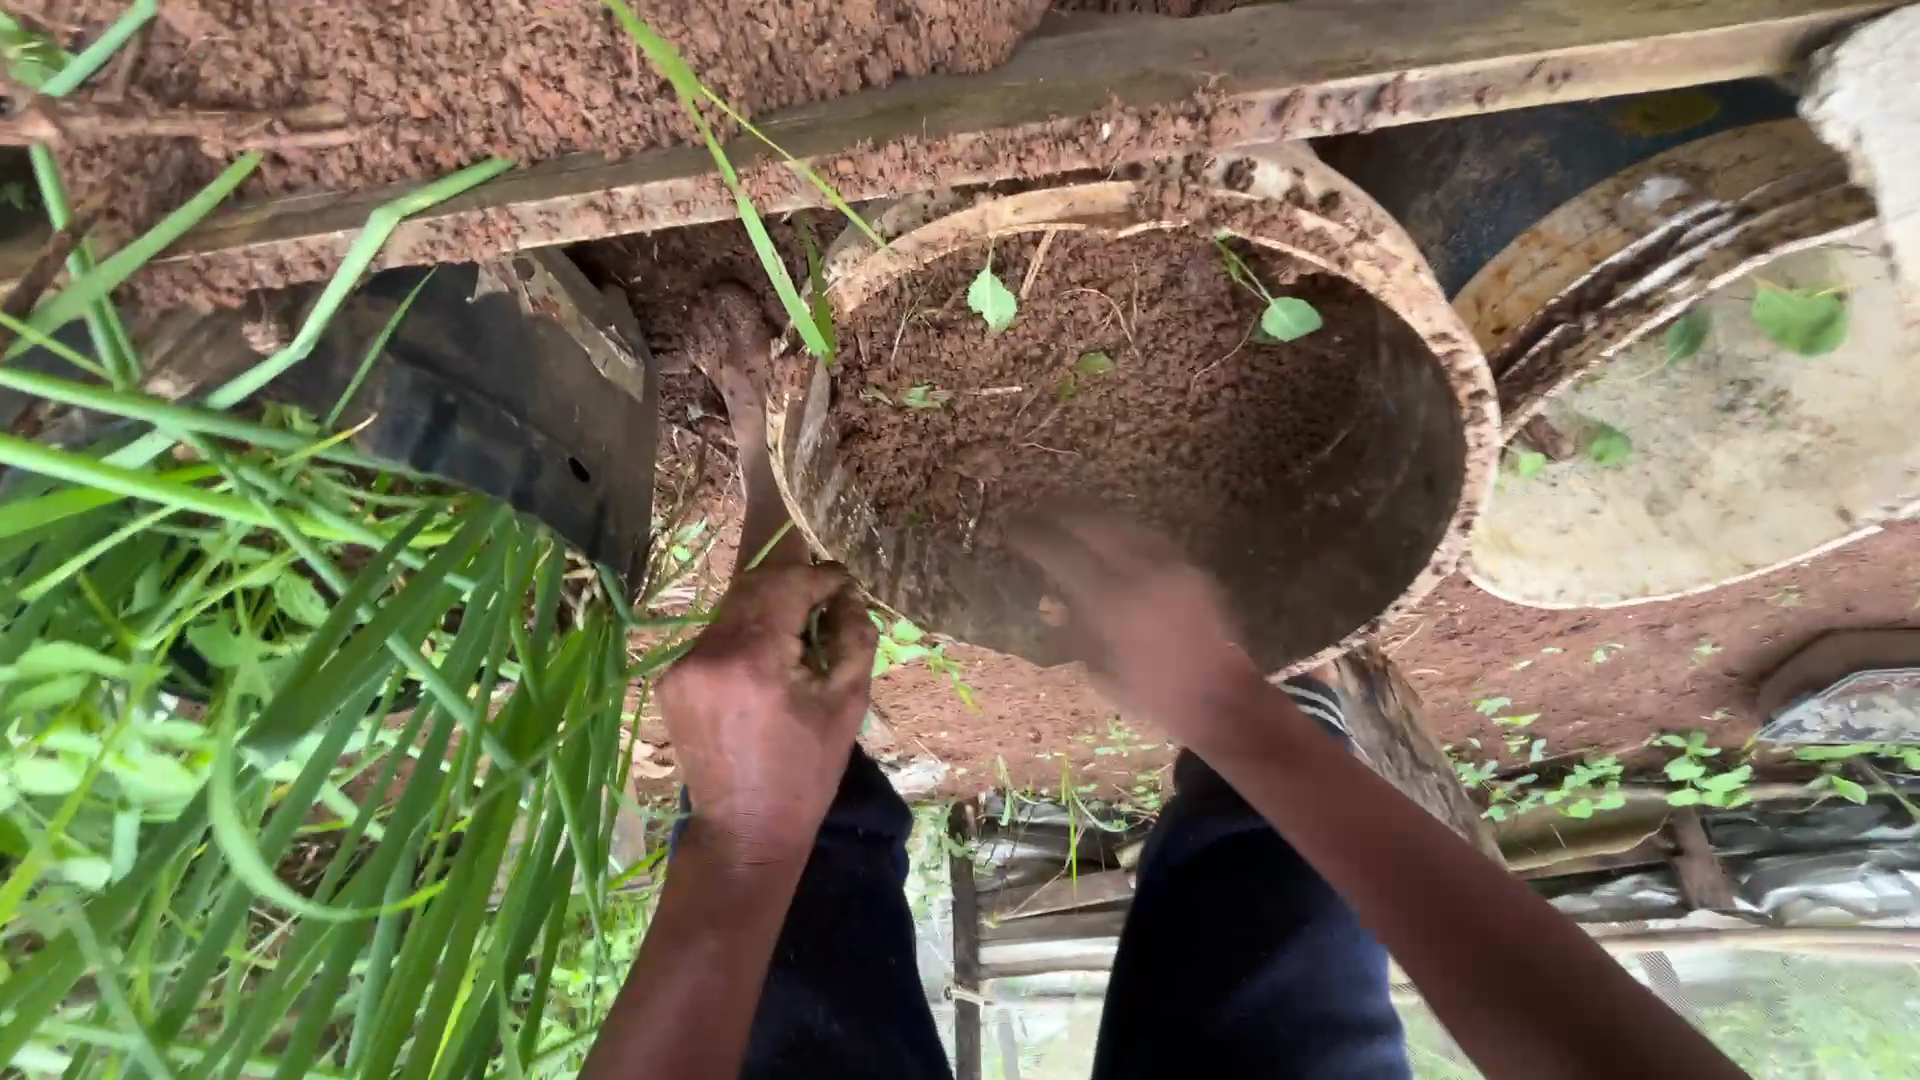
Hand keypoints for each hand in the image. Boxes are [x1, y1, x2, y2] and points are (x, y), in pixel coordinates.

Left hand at [657, 562, 877, 866]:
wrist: (746, 828)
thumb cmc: (806, 771)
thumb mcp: (848, 703)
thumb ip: (855, 637)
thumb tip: (848, 596)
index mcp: (753, 660)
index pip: (786, 586)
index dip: (820, 577)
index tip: (845, 583)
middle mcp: (708, 654)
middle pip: (753, 587)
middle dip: (794, 583)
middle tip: (827, 597)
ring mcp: (682, 667)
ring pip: (732, 608)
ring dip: (770, 605)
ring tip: (802, 628)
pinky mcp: (672, 681)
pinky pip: (716, 636)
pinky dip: (747, 631)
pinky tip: (769, 655)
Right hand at [1010, 512, 1271, 749]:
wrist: (1220, 697)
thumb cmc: (1153, 694)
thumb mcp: (1098, 668)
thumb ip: (1073, 628)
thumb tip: (1052, 599)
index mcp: (1112, 601)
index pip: (1060, 552)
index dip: (1032, 536)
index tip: (1012, 529)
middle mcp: (1141, 570)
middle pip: (1091, 521)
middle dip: (1058, 511)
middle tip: (1037, 512)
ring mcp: (1169, 563)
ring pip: (1122, 520)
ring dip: (1090, 515)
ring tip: (1067, 516)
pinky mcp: (1189, 565)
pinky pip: (1146, 534)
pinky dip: (1120, 529)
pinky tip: (1108, 536)